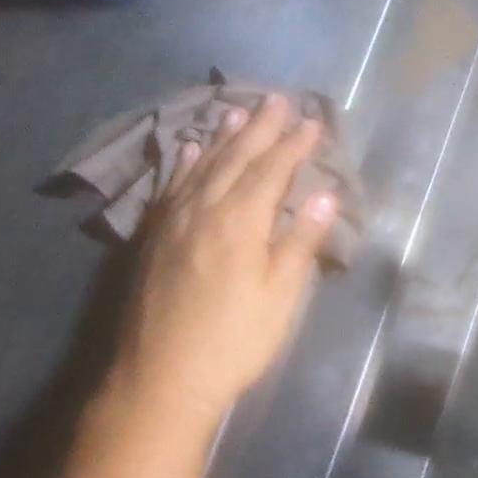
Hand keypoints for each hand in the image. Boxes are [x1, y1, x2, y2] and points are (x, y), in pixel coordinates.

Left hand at [108, 94, 337, 429]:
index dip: (294, 145)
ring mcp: (173, 222)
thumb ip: (300, 242)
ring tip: (238, 110)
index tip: (312, 121)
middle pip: (236, 159)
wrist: (162, 378)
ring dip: (223, 137)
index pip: (271, 171)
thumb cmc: (234, 342)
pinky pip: (172, 187)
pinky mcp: (154, 238)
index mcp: (239, 223)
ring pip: (202, 166)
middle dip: (260, 128)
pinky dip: (186, 163)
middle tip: (277, 99)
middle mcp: (203, 210)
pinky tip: (191, 150)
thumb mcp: (280, 297)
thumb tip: (324, 193)